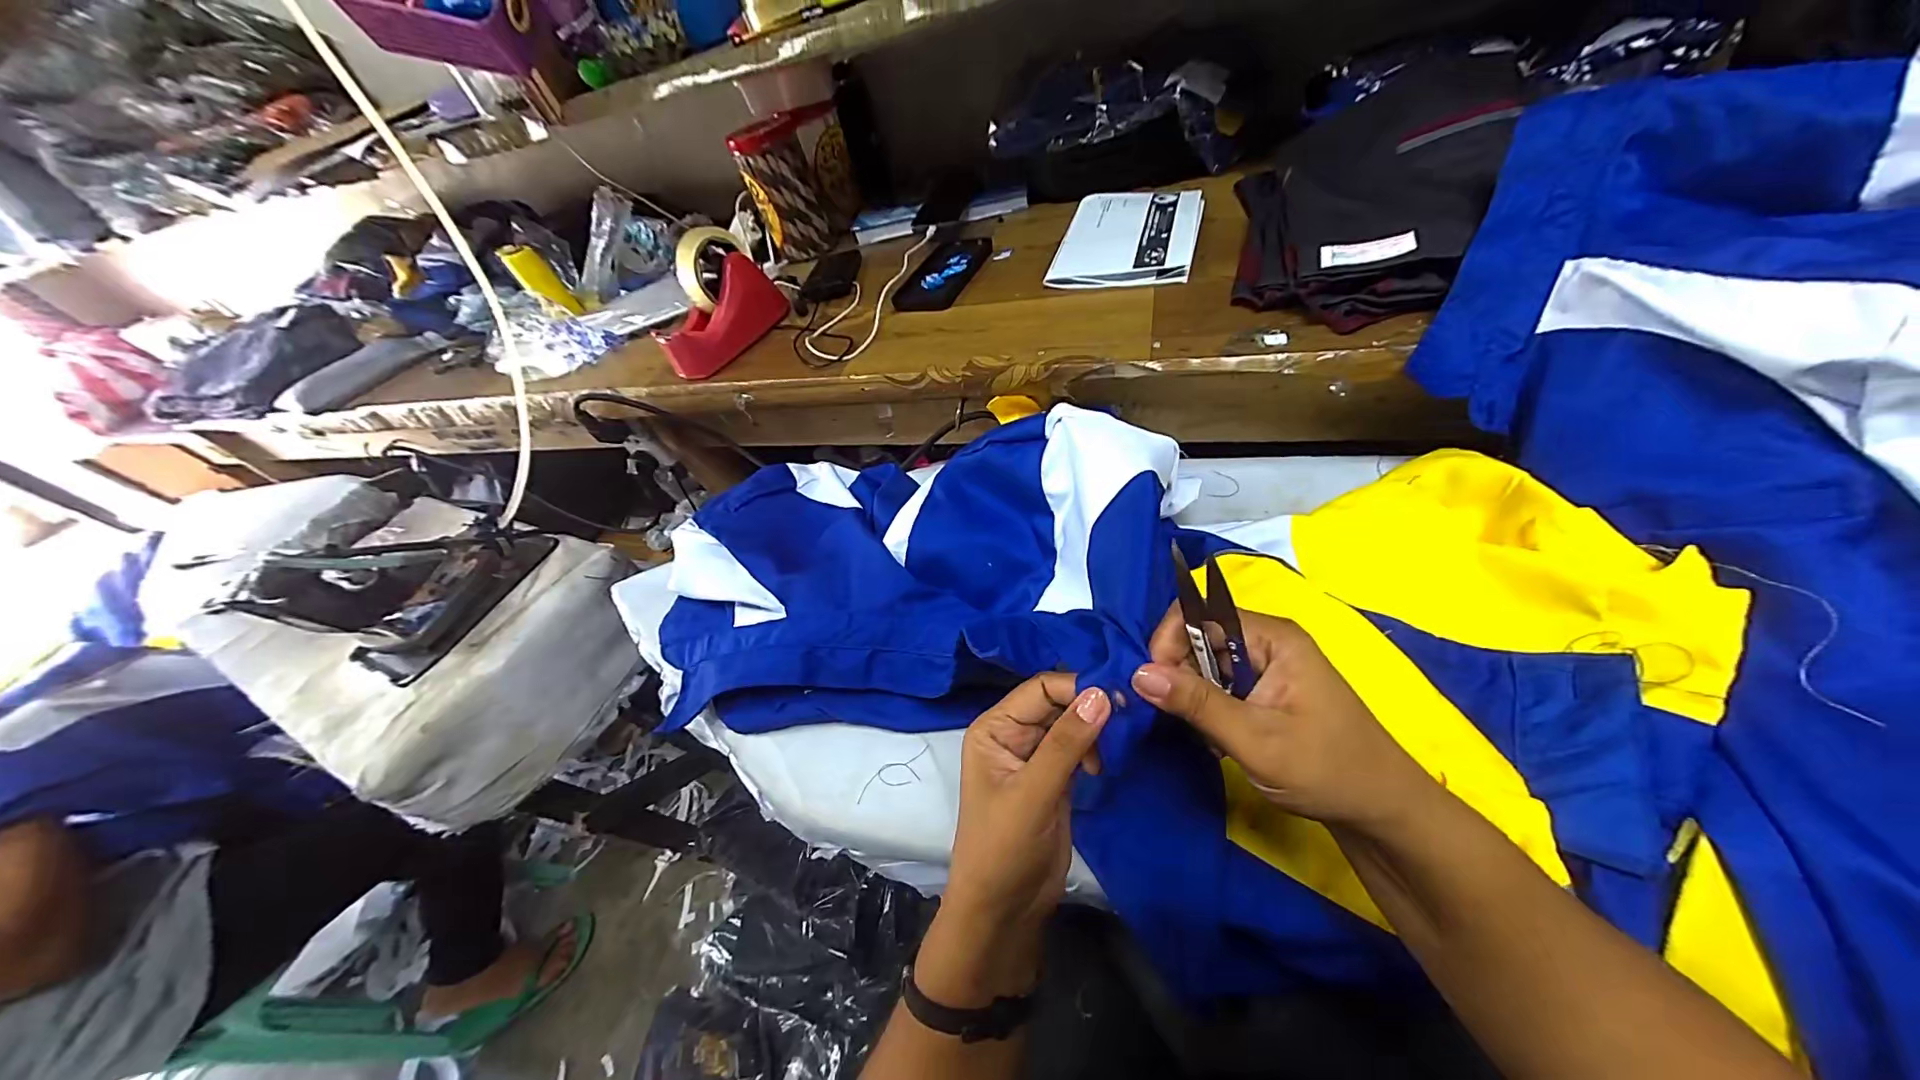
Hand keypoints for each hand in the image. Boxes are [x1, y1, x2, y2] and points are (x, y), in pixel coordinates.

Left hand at [919, 673, 1107, 1005]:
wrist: (1004, 908)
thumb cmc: (1004, 847)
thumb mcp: (1033, 793)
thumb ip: (1066, 743)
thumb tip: (1102, 694)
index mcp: (994, 727)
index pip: (1039, 689)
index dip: (1077, 687)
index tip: (1119, 697)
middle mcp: (1012, 734)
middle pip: (1057, 702)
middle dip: (1090, 706)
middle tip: (1130, 719)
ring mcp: (1035, 756)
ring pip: (1071, 724)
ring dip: (1096, 729)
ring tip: (1117, 747)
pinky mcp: (1055, 778)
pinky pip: (1079, 748)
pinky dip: (1096, 749)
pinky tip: (1107, 763)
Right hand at [1131, 604, 1435, 832]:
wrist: (1381, 811)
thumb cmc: (1327, 770)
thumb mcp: (1255, 740)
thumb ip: (1197, 704)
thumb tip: (1139, 673)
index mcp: (1273, 638)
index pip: (1198, 615)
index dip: (1168, 642)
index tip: (1153, 685)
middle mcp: (1267, 642)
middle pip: (1197, 638)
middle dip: (1178, 675)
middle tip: (1178, 718)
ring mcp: (1266, 667)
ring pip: (1203, 665)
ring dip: (1192, 698)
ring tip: (1204, 736)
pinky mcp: (1263, 691)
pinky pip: (1217, 686)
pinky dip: (1207, 711)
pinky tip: (1217, 741)